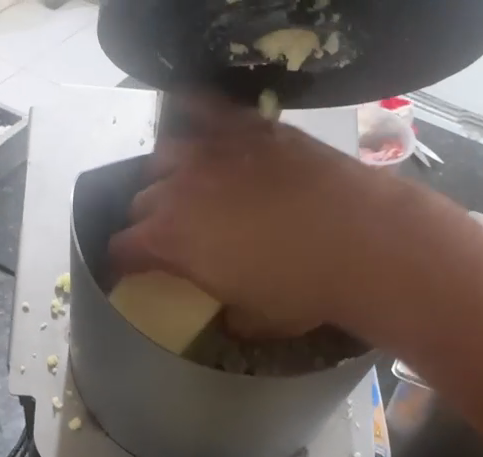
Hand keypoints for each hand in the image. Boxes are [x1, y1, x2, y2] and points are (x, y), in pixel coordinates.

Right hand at [108, 97, 415, 338]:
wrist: (360, 239)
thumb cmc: (301, 290)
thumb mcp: (254, 321)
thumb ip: (227, 314)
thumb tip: (227, 314)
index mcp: (169, 241)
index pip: (122, 249)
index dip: (122, 264)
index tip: (130, 274)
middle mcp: (178, 188)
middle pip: (140, 202)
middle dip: (146, 223)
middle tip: (166, 238)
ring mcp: (213, 150)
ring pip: (164, 156)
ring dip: (166, 177)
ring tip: (184, 189)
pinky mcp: (249, 126)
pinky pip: (204, 108)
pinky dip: (192, 114)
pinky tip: (194, 121)